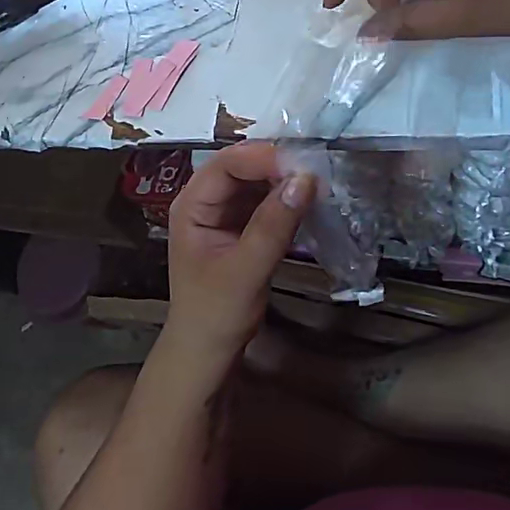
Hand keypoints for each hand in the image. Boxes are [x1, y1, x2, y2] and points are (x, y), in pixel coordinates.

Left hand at [165, 143, 313, 361]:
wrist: (207, 351)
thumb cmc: (216, 313)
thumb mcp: (246, 271)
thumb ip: (273, 225)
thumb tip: (304, 180)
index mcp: (191, 205)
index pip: (225, 164)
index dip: (262, 158)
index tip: (302, 165)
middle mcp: (204, 201)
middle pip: (240, 167)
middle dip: (276, 166)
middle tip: (317, 171)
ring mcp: (222, 213)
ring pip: (255, 182)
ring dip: (283, 181)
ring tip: (319, 184)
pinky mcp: (240, 227)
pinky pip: (263, 201)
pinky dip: (285, 200)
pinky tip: (308, 203)